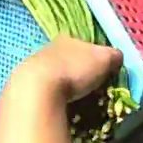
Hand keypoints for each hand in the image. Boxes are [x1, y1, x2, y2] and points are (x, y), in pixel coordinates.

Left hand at [8, 38, 122, 103]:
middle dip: (78, 70)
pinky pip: (44, 87)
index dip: (95, 56)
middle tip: (89, 86)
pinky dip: (52, 94)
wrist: (37, 89)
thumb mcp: (104, 59)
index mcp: (68, 38)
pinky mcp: (24, 83)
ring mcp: (33, 64)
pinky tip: (58, 103)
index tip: (101, 70)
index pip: (85, 44)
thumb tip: (117, 56)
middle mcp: (49, 47)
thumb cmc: (75, 69)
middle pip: (69, 58)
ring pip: (55, 72)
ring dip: (63, 83)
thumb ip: (114, 55)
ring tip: (74, 98)